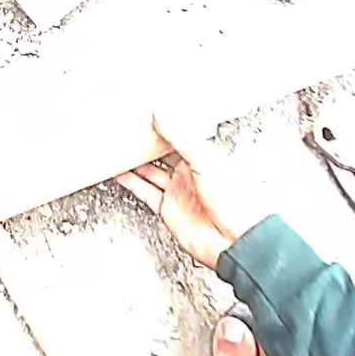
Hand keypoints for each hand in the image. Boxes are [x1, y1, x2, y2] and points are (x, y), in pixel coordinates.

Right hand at [114, 113, 269, 269]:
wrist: (236, 240)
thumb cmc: (235, 200)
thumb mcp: (206, 160)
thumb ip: (180, 138)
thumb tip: (161, 115)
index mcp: (202, 157)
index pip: (177, 137)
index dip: (161, 127)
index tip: (145, 116)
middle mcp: (188, 173)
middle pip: (160, 154)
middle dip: (145, 144)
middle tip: (128, 131)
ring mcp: (177, 191)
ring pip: (149, 172)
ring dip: (134, 162)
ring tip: (118, 149)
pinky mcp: (168, 209)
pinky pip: (145, 192)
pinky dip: (131, 183)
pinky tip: (120, 173)